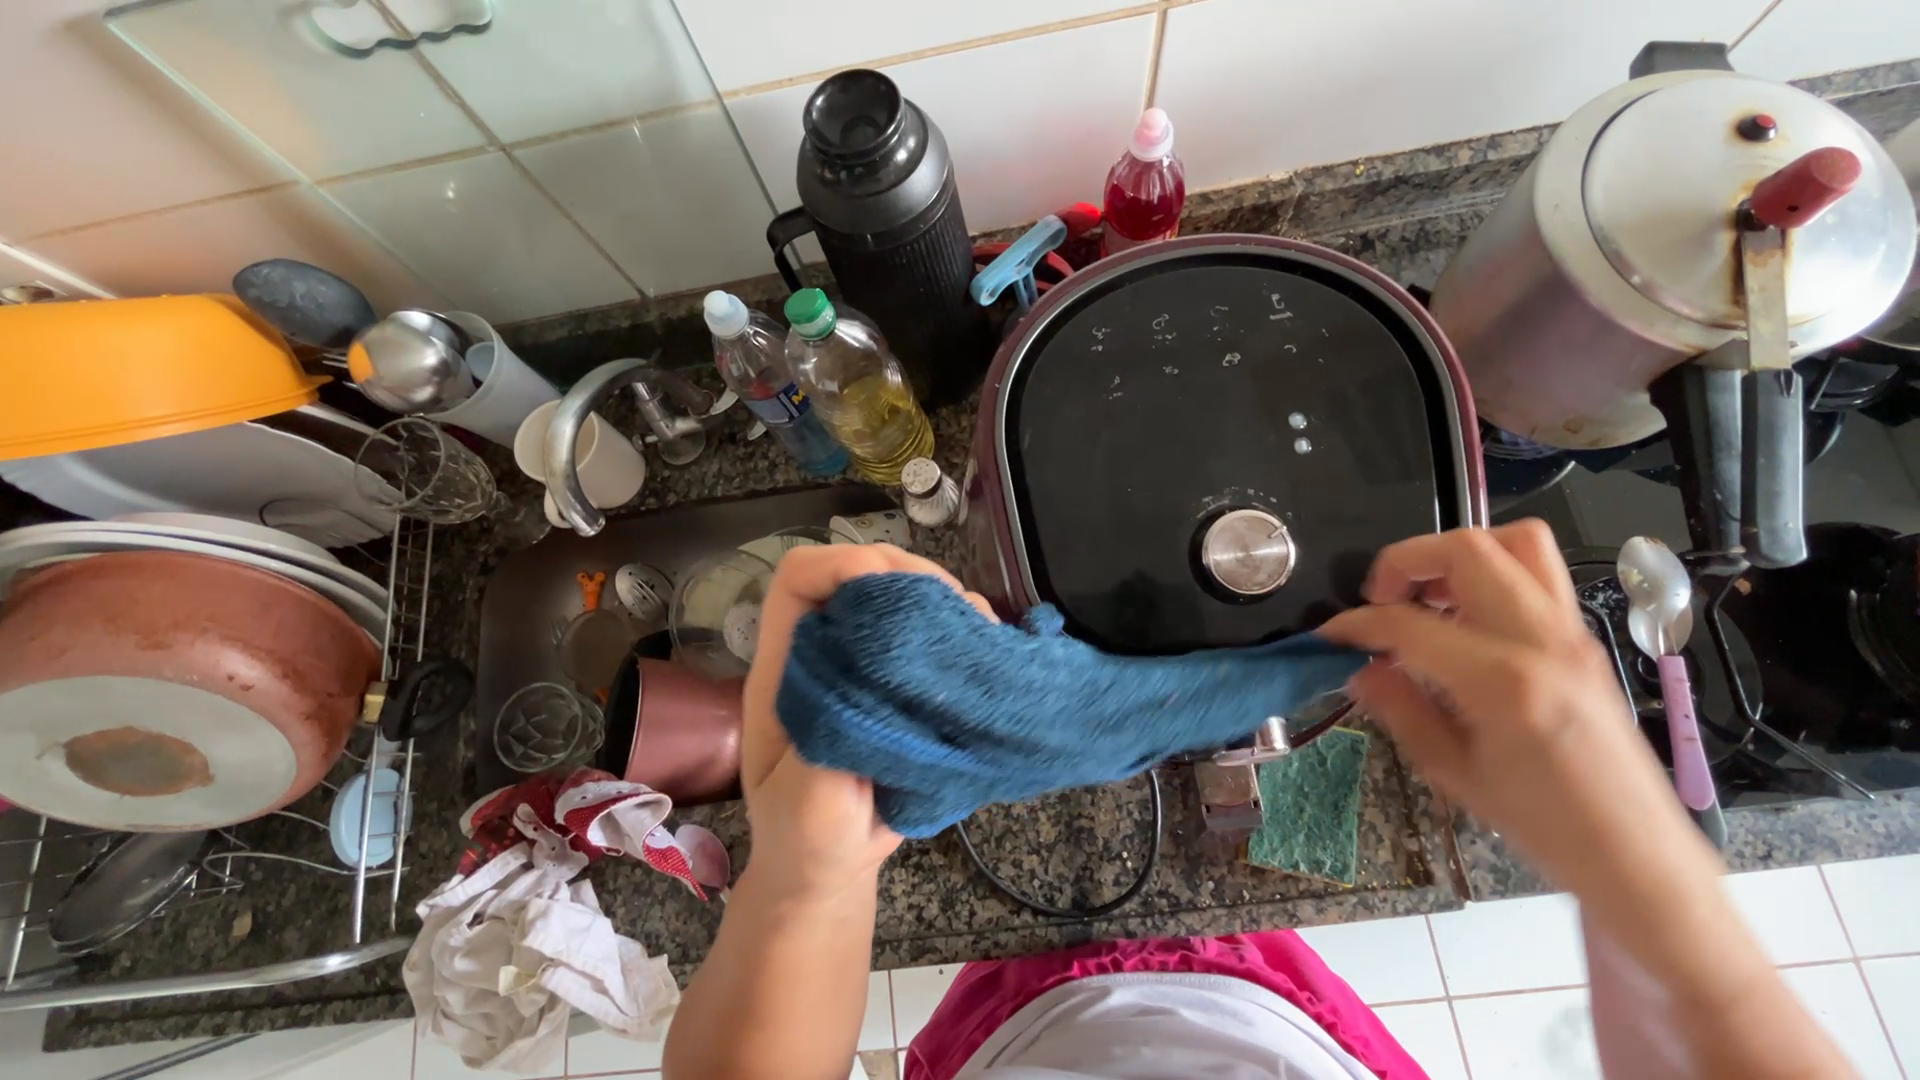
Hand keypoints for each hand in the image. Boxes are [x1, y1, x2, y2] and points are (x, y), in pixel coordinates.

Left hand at [740, 543, 995, 897]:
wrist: (830, 862)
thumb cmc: (806, 838)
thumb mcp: (808, 811)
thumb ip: (825, 757)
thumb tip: (866, 697)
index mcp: (788, 669)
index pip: (799, 581)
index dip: (842, 566)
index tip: (892, 591)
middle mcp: (828, 652)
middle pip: (861, 573)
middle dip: (910, 576)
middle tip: (955, 612)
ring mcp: (867, 664)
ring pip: (903, 595)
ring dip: (945, 601)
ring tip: (978, 636)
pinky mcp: (904, 681)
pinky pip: (934, 631)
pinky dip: (965, 629)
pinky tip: (987, 653)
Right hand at [1319, 521, 1713, 894]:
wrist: (1635, 852)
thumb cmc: (1542, 823)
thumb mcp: (1451, 772)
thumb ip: (1399, 708)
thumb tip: (1361, 669)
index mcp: (1504, 681)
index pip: (1409, 622)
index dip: (1357, 623)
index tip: (1331, 635)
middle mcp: (1544, 640)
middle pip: (1468, 549)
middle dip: (1405, 561)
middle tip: (1379, 600)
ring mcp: (1572, 633)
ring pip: (1514, 542)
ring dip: (1455, 557)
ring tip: (1424, 598)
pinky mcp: (1583, 638)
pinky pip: (1534, 573)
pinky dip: (1487, 575)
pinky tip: (1461, 621)